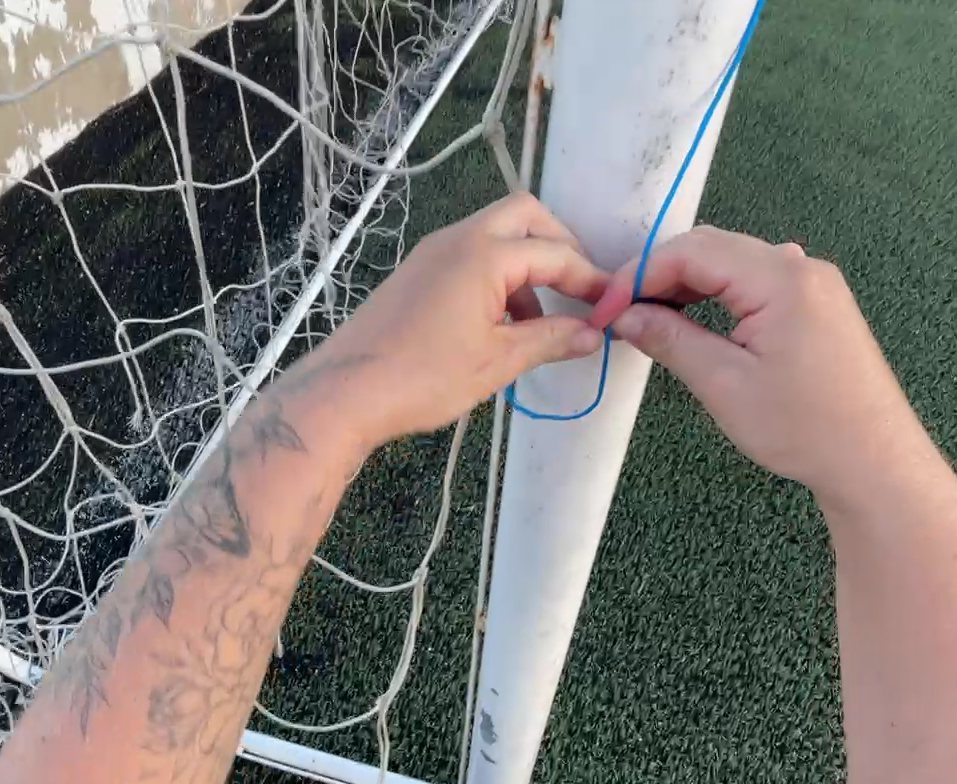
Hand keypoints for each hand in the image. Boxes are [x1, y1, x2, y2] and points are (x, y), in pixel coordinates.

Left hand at [294, 193, 607, 448]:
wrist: (345, 392)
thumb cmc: (424, 377)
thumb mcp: (496, 363)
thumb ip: (549, 340)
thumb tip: (592, 335)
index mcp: (483, 253)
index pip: (553, 251)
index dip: (589, 277)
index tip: (611, 304)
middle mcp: (456, 239)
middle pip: (523, 218)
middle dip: (558, 248)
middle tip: (576, 291)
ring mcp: (430, 254)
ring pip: (493, 238)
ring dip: (525, 267)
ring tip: (536, 323)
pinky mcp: (414, 275)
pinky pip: (467, 259)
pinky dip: (494, 279)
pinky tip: (497, 326)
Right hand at [588, 227, 940, 506]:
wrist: (871, 458)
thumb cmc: (800, 426)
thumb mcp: (723, 383)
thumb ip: (671, 339)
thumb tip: (624, 316)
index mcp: (780, 277)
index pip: (692, 252)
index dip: (638, 276)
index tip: (604, 312)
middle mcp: (799, 266)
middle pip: (710, 248)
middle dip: (656, 275)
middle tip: (617, 315)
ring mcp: (810, 283)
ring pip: (729, 263)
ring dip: (682, 284)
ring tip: (645, 320)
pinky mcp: (813, 305)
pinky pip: (750, 283)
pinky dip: (711, 296)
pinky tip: (689, 320)